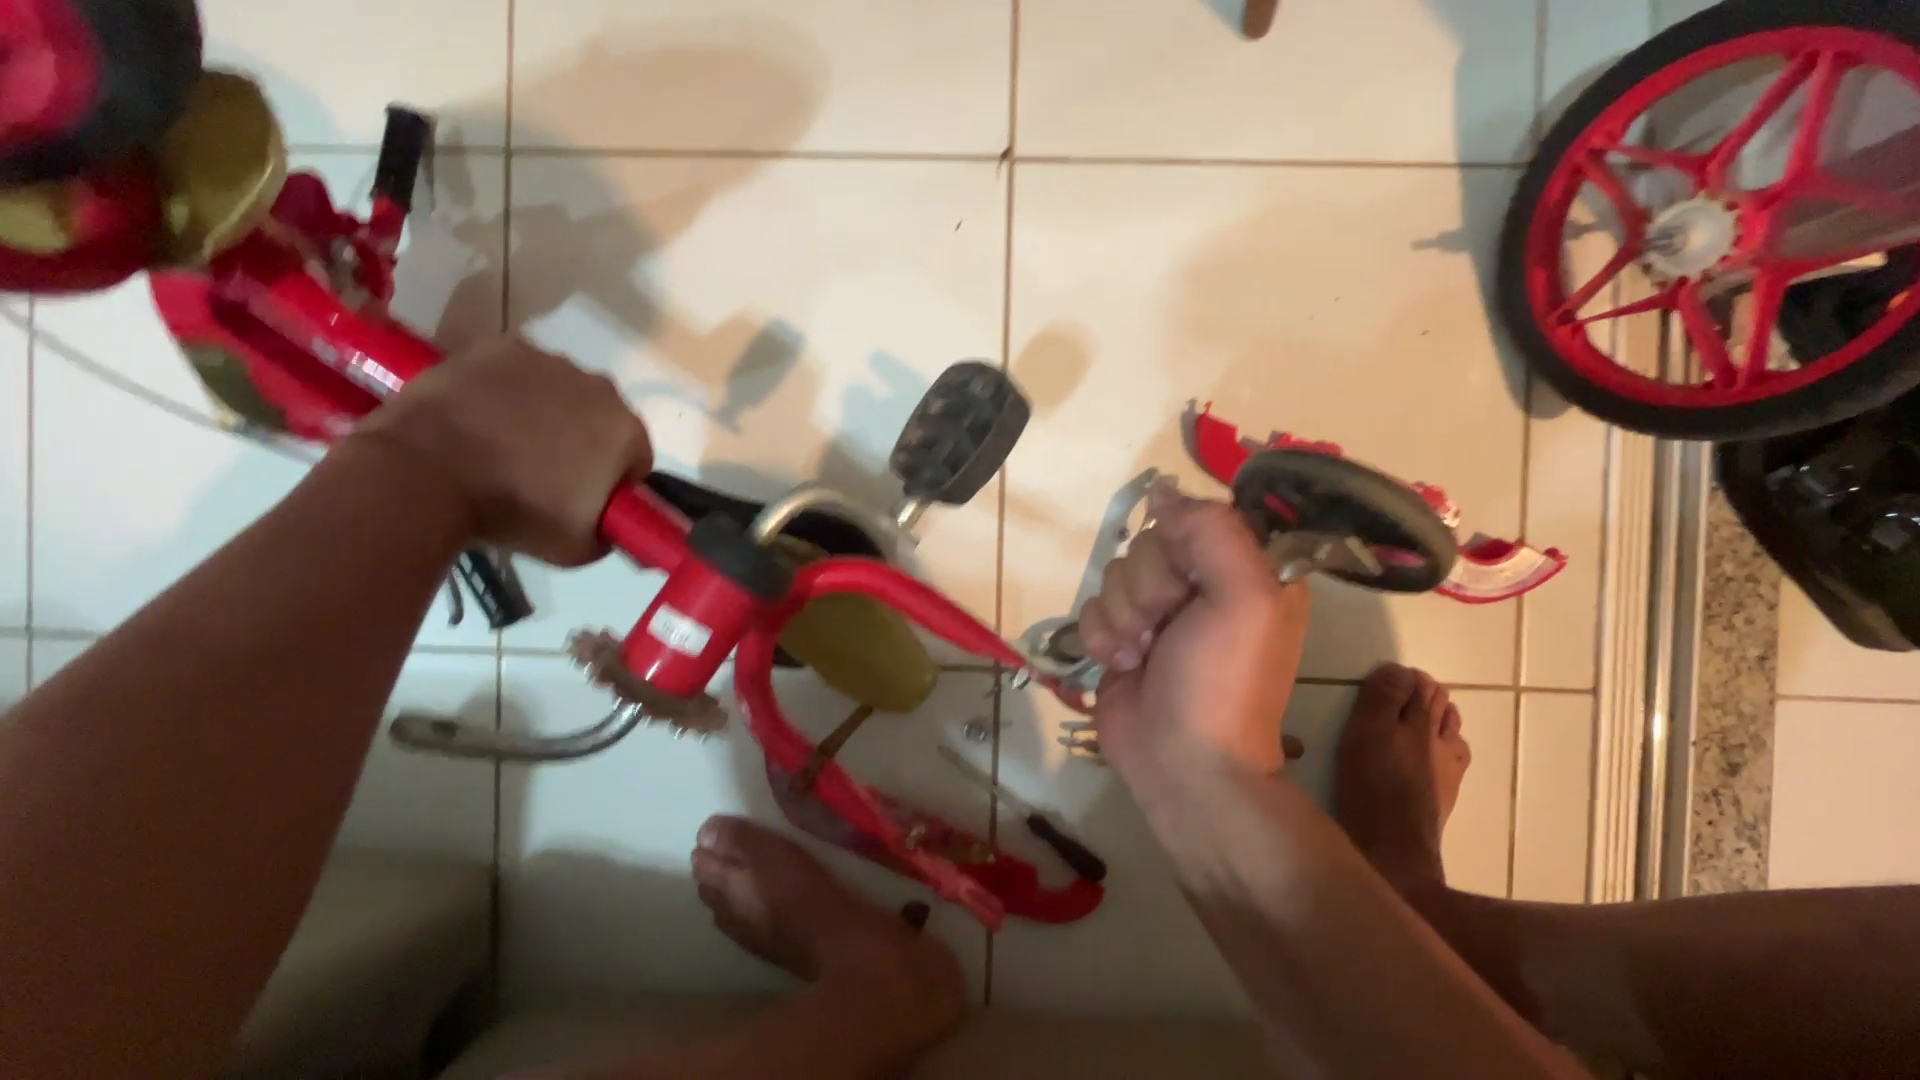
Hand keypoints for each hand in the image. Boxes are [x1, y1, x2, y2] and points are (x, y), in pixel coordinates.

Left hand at [349, 335, 653, 566]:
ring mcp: (548, 362)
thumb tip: (610, 523)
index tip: (583, 500)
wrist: (425, 475)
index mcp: (626, 432)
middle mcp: (599, 387)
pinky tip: (481, 417)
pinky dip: (506, 390)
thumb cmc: (512, 514)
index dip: (613, 482)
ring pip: (560, 392)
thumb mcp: (579, 549)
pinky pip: (517, 372)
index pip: (636, 460)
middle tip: (544, 474)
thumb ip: (609, 532)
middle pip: (601, 418)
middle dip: (583, 441)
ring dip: (546, 413)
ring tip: (505, 445)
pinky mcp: (500, 347)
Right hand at [1078, 480, 1309, 779]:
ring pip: (1115, 572)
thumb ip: (1212, 530)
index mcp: (1245, 570)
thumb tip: (1163, 491)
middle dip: (1149, 587)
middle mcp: (1201, 584)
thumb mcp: (1245, 597)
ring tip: (1145, 654)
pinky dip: (1102, 636)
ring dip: (1124, 616)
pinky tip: (1123, 664)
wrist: (1182, 761)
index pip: (1196, 517)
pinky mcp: (1119, 636)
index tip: (1191, 580)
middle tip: (1168, 627)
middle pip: (1148, 542)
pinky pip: (1091, 606)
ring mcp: (1156, 611)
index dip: (1183, 543)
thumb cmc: (1224, 681)